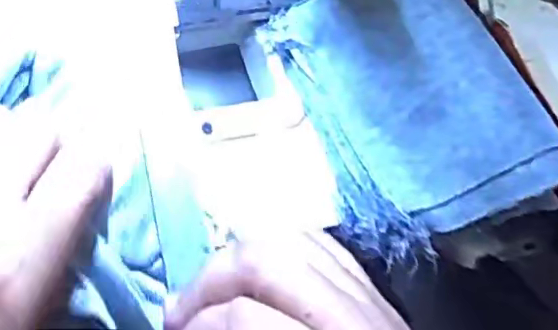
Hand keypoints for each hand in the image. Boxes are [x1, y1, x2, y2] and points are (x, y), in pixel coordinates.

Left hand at [0, 100, 111, 329]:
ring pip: (1, 115)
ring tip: (6, 169)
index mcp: (21, 256)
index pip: (87, 162)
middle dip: (58, 146)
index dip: (97, 168)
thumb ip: (66, 244)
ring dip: (13, 138)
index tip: (89, 186)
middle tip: (49, 177)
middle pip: (46, 124)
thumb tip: (85, 188)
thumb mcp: (35, 312)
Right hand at [164, 231, 408, 329]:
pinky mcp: (378, 292)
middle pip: (268, 258)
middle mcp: (354, 316)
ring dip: (242, 254)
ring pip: (293, 236)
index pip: (247, 320)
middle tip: (180, 312)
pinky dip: (282, 245)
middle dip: (212, 279)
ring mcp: (372, 297)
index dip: (201, 323)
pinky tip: (258, 267)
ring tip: (212, 287)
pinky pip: (322, 243)